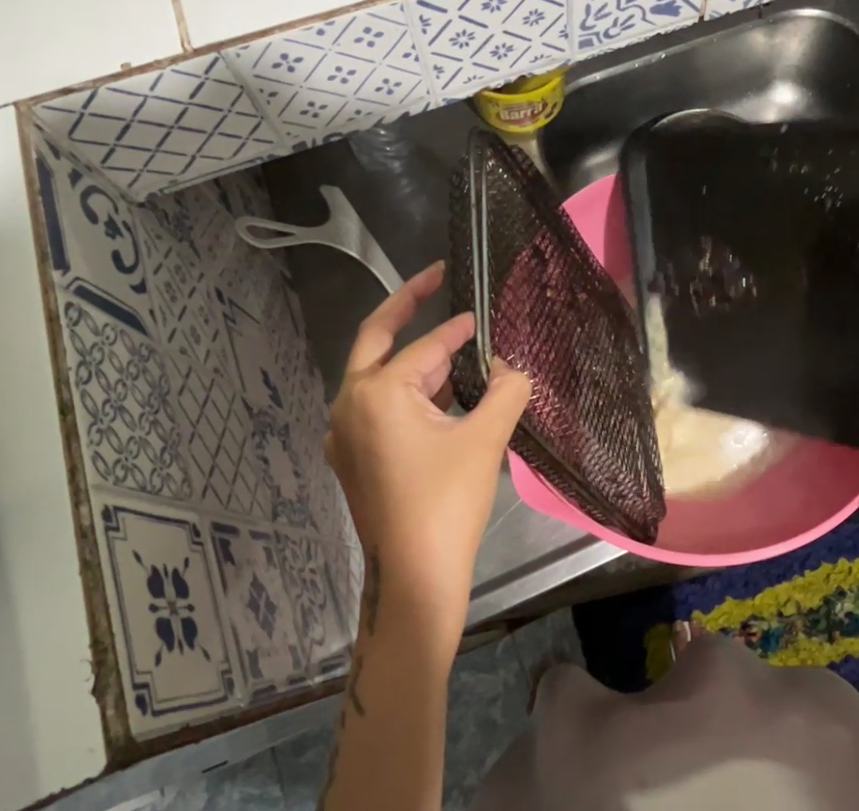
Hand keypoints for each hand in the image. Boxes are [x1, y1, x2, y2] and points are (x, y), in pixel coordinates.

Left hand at [325, 261, 531, 626]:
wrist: (414, 578)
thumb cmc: (448, 503)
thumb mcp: (485, 440)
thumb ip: (507, 390)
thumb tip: (514, 368)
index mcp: (376, 392)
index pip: (426, 346)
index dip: (460, 329)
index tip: (484, 314)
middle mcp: (348, 405)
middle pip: (376, 340)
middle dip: (405, 306)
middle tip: (433, 279)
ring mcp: (344, 434)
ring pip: (380, 379)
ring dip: (416, 362)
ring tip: (458, 352)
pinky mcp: (352, 459)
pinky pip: (378, 409)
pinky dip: (408, 395)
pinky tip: (441, 400)